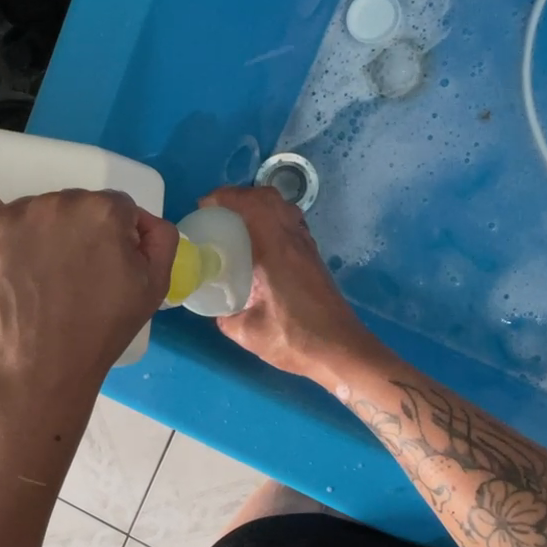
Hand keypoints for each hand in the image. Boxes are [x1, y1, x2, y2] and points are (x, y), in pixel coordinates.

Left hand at [0, 189, 178, 393]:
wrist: (41, 371)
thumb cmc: (101, 332)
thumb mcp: (155, 288)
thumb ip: (160, 239)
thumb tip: (141, 221)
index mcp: (102, 211)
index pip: (115, 208)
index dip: (115, 237)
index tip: (105, 267)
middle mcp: (53, 203)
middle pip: (71, 205)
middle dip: (77, 232)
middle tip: (72, 277)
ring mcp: (6, 218)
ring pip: (30, 210)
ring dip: (37, 233)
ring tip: (37, 280)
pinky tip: (0, 253)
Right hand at [201, 186, 383, 384]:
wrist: (341, 351)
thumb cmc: (295, 339)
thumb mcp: (247, 332)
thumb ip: (225, 315)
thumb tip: (217, 306)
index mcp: (276, 250)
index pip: (252, 204)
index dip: (225, 197)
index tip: (204, 206)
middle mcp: (294, 241)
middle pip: (269, 198)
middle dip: (240, 196)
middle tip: (218, 212)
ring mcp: (308, 249)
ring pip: (284, 208)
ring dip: (259, 206)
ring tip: (237, 224)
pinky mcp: (314, 260)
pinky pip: (292, 225)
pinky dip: (272, 221)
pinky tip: (259, 245)